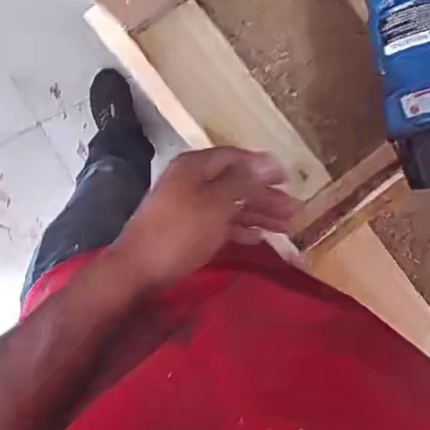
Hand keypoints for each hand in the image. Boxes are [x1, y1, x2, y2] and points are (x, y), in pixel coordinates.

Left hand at [106, 148, 298, 288]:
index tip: (288, 179)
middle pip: (237, 183)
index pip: (237, 158)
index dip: (264, 167)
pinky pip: (221, 222)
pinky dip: (240, 228)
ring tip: (287, 226)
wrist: (135, 271)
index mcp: (195, 167)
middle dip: (266, 196)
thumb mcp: (216, 203)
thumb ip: (243, 182)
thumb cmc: (179, 232)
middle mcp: (192, 181)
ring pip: (231, 204)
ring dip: (259, 214)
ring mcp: (189, 205)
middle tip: (294, 209)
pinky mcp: (187, 229)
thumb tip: (268, 162)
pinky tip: (259, 237)